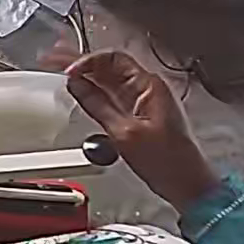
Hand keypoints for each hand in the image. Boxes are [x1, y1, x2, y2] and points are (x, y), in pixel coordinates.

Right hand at [66, 50, 219, 211]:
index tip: (69, 70)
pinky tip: (80, 93)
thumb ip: (98, 105)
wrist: (187, 184)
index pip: (113, 59)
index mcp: (149, 85)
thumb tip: (77, 85)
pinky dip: (94, 94)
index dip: (87, 61)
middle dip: (82, 64)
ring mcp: (143, 102)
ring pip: (109, 82)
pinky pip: (113, 98)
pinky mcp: (139, 116)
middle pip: (109, 67)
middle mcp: (147, 89)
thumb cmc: (168, 161)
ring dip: (85, 77)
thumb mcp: (124, 133)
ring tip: (61, 72)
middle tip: (56, 60)